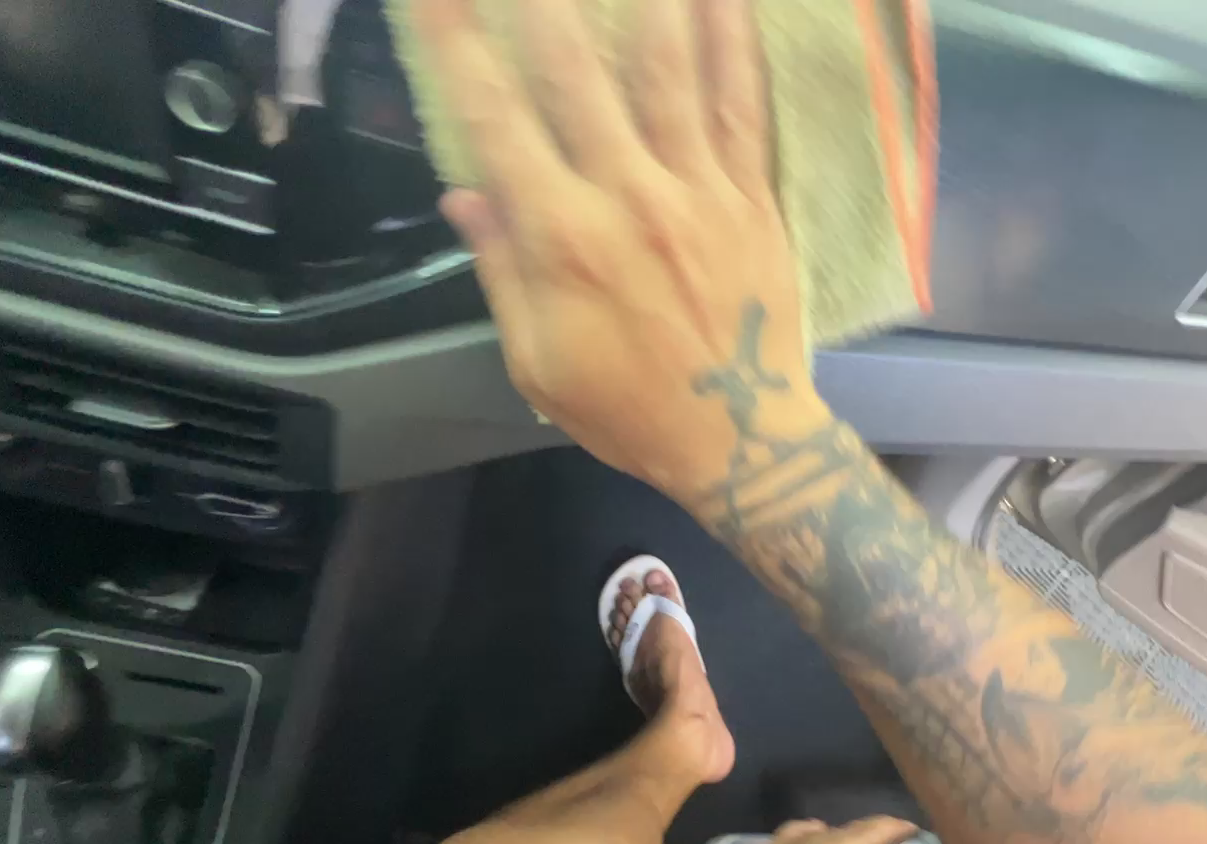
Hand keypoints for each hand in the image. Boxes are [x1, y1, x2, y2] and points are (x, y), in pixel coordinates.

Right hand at [416, 0, 830, 497]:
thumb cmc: (632, 412)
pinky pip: (742, 104)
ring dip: (648, 0)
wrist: (739, 437)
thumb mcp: (541, 365)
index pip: (493, 116)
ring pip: (667, 64)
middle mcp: (627, 193)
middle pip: (575, 66)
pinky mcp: (752, 199)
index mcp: (563, 238)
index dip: (454, 39)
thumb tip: (465, 196)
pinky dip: (732, 39)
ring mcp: (698, 190)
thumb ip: (502, 274)